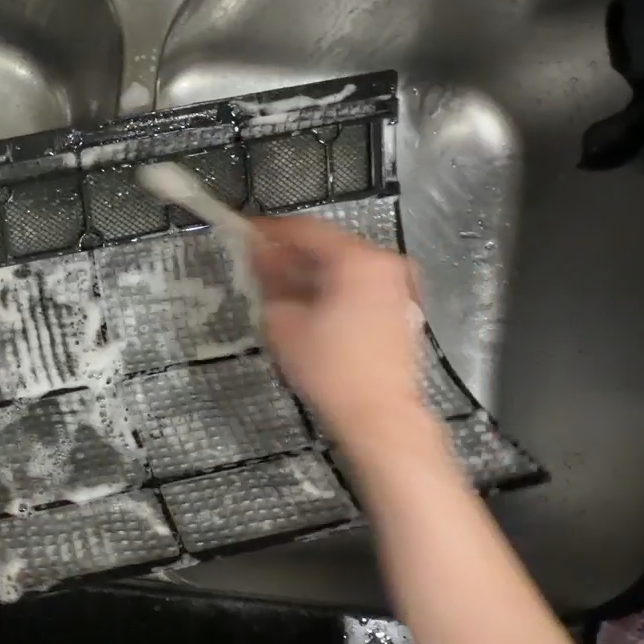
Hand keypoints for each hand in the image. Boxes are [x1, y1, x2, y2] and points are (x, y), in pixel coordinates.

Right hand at [247, 216, 429, 446]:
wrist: (378, 413)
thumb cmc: (329, 368)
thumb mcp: (283, 322)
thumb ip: (268, 281)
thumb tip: (259, 260)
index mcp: (357, 259)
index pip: (305, 230)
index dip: (268, 231)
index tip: (243, 233)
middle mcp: (383, 264)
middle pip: (326, 247)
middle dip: (288, 257)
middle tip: (255, 267)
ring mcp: (397, 287)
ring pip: (342, 269)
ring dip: (308, 275)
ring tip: (275, 291)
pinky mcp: (400, 309)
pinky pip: (357, 287)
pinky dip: (330, 290)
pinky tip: (305, 310)